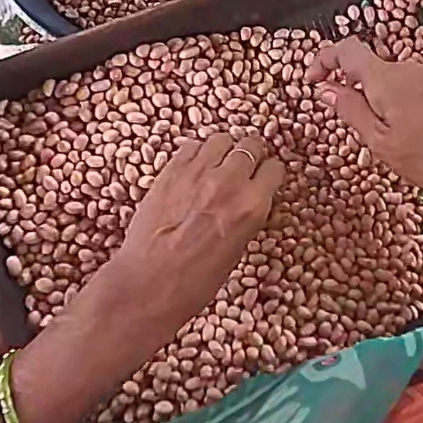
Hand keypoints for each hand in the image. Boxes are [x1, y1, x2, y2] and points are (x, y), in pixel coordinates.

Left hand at [107, 133, 284, 328]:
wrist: (149, 284)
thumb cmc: (193, 282)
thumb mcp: (235, 251)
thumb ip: (244, 218)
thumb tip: (244, 204)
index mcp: (252, 207)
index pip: (273, 170)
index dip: (268, 173)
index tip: (264, 177)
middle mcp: (229, 183)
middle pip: (250, 146)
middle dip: (250, 155)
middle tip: (243, 166)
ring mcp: (198, 172)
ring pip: (222, 139)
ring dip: (223, 149)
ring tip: (218, 162)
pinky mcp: (171, 171)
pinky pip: (191, 146)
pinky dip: (196, 153)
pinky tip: (193, 167)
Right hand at [307, 36, 422, 189]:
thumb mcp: (376, 139)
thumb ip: (349, 108)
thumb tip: (325, 89)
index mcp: (386, 79)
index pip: (346, 49)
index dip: (323, 60)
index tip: (313, 81)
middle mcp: (406, 68)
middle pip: (365, 62)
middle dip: (345, 81)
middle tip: (336, 111)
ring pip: (383, 74)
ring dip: (367, 91)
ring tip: (368, 126)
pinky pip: (401, 82)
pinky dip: (386, 95)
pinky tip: (391, 124)